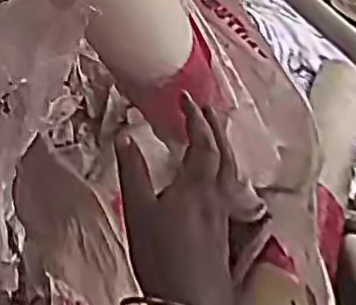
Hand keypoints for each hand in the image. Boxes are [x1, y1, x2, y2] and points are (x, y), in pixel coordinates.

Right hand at [117, 95, 244, 304]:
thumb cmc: (161, 256)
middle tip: (206, 107)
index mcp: (196, 189)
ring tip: (213, 135)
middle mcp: (215, 200)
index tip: (186, 97)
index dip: (196, 119)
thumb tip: (125, 135)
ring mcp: (222, 220)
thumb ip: (133, 171)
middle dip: (216, 130)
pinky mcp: (223, 236)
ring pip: (230, 176)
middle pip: (224, 158)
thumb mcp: (138, 210)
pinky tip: (215, 179)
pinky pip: (228, 192)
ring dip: (223, 150)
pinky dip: (223, 172)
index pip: (203, 145)